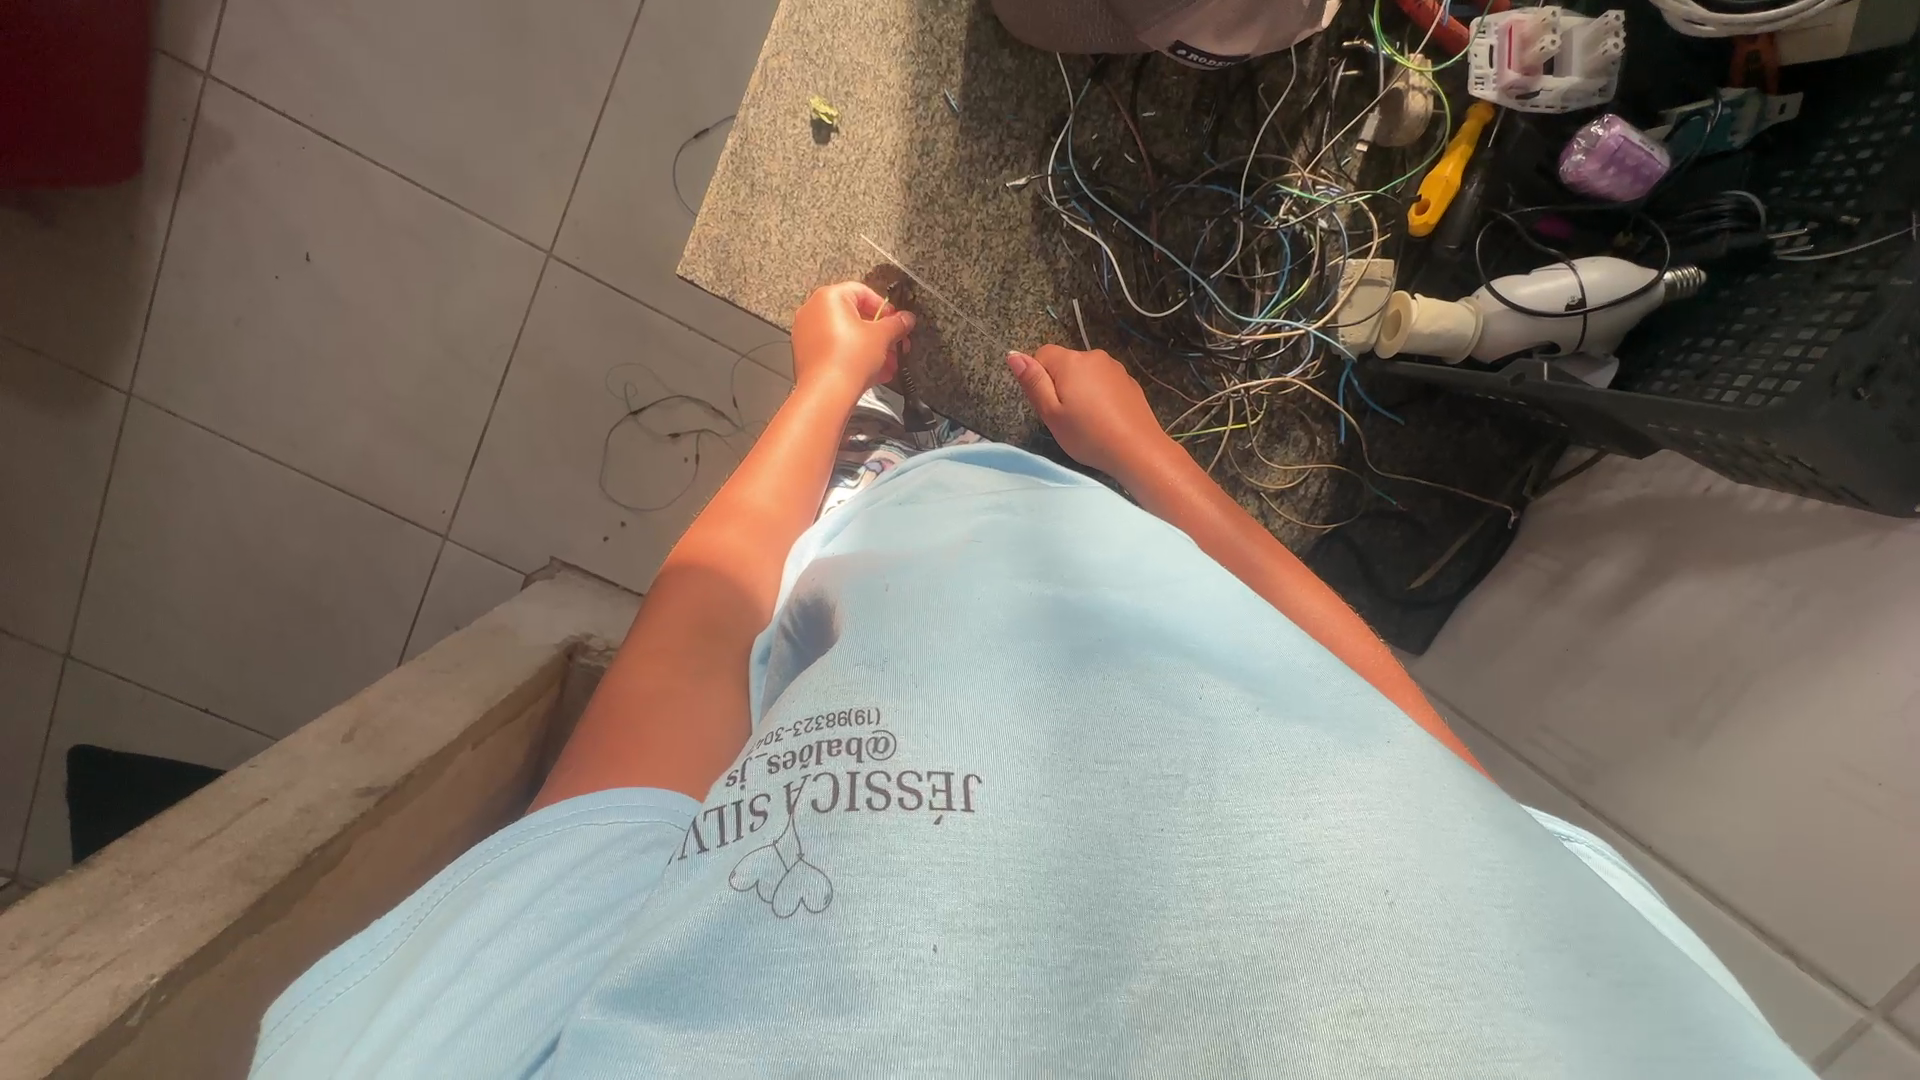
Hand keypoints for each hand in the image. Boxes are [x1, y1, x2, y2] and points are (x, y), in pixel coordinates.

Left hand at [790, 282, 915, 399]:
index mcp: (830, 297)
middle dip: (880, 333)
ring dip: (870, 348)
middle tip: (895, 344)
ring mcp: (807, 334)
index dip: (885, 307)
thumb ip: (897, 324)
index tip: (897, 321)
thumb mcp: (882, 337)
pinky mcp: (808, 355)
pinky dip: (854, 357)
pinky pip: (836, 350)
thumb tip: (906, 319)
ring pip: (846, 336)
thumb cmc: (849, 359)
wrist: (827, 392)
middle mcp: (814, 311)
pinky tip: (873, 372)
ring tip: (888, 363)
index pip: (863, 292)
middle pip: (854, 316)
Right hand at [1007, 345, 1175, 478]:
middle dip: (1060, 385)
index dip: (1039, 378)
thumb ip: (1033, 382)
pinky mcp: (1129, 381)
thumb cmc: (1088, 435)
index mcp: (1071, 362)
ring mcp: (1115, 368)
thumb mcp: (1051, 414)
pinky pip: (1103, 382)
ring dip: (1080, 390)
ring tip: (1087, 420)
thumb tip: (1013, 355)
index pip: (1042, 354)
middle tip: (1066, 417)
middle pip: (1065, 363)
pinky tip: (1105, 419)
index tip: (1049, 405)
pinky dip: (1099, 395)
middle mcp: (1094, 356)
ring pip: (1085, 373)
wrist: (1138, 450)